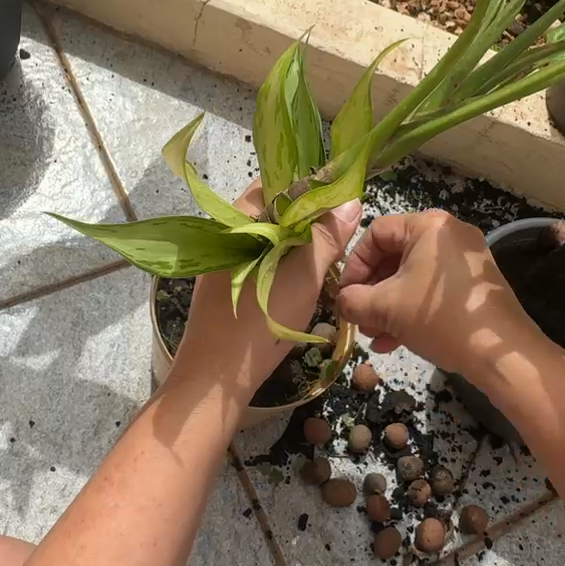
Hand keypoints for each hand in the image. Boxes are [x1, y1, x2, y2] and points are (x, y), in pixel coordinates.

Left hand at [169, 185, 361, 399]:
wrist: (214, 381)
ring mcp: (221, 262)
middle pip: (272, 212)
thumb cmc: (258, 324)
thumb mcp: (303, 278)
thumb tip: (351, 202)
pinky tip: (304, 281)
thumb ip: (327, 237)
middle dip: (308, 218)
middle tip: (342, 232)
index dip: (310, 187)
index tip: (343, 197)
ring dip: (298, 244)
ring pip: (268, 239)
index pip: (275, 184)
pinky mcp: (224, 286)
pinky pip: (259, 261)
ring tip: (330, 256)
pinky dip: (283, 264)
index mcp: (236, 223)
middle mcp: (223, 235)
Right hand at [333, 210, 542, 380]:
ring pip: (412, 277)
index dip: (354, 264)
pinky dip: (411, 310)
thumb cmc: (438, 318)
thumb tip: (341, 302)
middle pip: (394, 255)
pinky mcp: (473, 285)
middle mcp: (449, 234)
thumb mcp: (386, 309)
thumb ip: (353, 300)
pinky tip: (393, 341)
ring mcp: (464, 260)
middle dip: (371, 290)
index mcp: (428, 226)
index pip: (376, 233)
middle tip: (358, 317)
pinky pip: (431, 290)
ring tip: (373, 334)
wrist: (500, 354)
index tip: (344, 294)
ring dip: (387, 305)